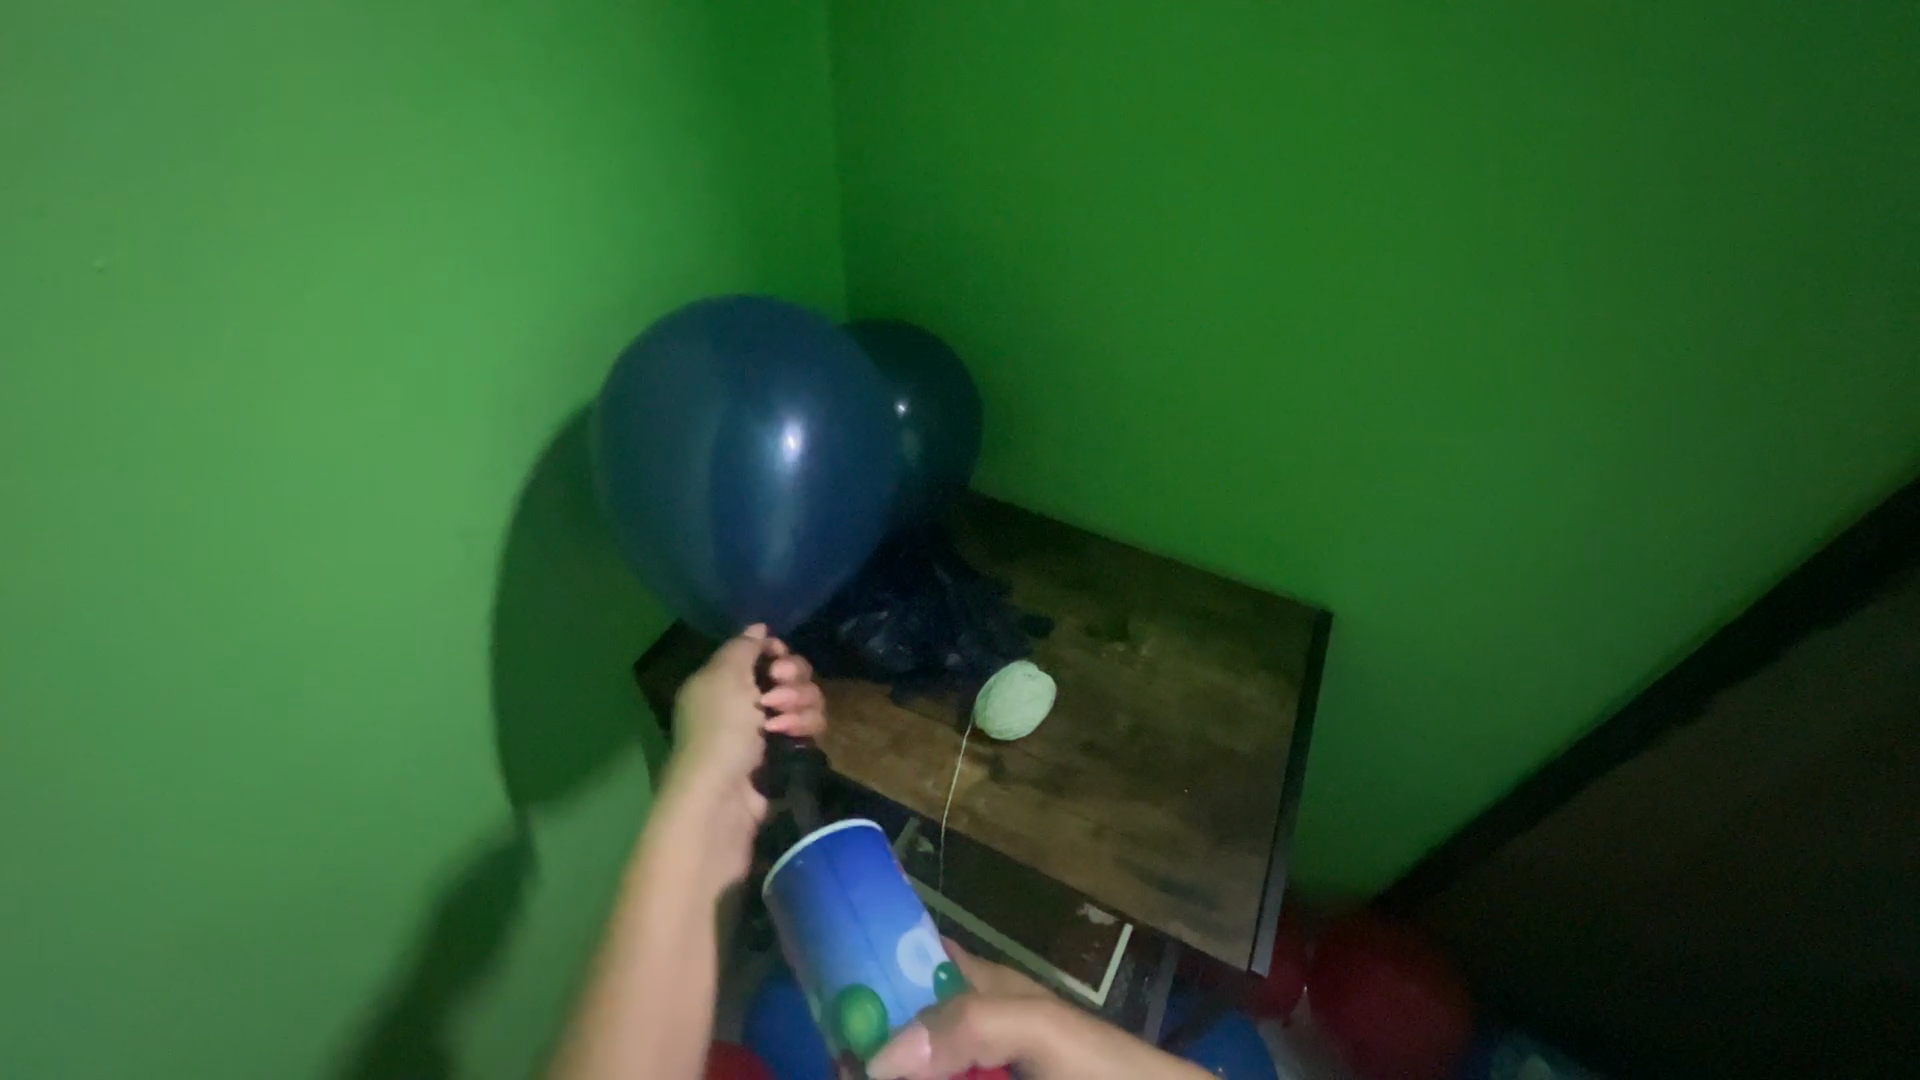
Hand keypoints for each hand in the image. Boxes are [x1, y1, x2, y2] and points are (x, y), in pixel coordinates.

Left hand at [655, 625, 825, 890]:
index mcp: (724, 680)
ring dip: (798, 705)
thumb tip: (760, 628)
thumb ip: (744, 646)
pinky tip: (789, 736)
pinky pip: (810, 725)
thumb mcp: (723, 675)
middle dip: (792, 679)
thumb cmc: (718, 729)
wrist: (723, 795)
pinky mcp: (788, 751)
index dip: (777, 652)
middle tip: (775, 696)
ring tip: (779, 724)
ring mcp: (768, 727)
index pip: (764, 652)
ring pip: (807, 698)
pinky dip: (803, 727)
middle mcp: (747, 701)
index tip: (777, 659)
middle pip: (792, 673)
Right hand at [866, 941, 1210, 1079]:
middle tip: (833, 1062)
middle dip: (865, 1040)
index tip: (826, 990)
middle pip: (900, 1031)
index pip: (914, 962)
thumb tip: (882, 1055)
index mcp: (982, 990)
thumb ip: (971, 1021)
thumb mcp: (1040, 1025)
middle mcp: (967, 1033)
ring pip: (912, 1062)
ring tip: (847, 1069)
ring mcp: (972, 1072)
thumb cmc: (1101, 1064)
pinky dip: (904, 1078)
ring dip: (880, 1066)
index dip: (871, 967)